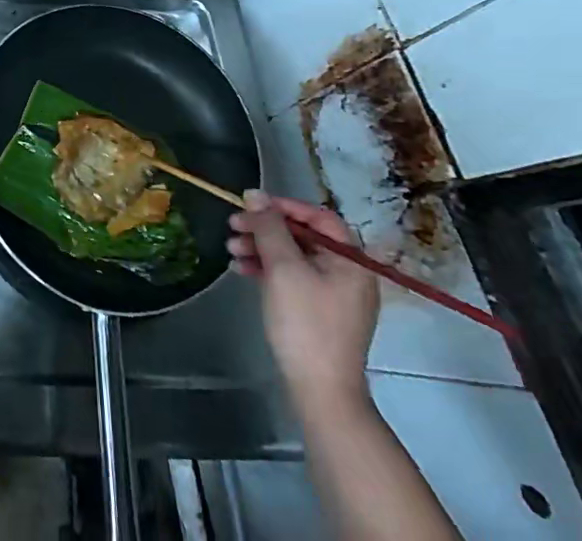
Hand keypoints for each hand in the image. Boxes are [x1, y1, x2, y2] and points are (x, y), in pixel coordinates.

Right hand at [228, 190, 378, 409]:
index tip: (250, 205)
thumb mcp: (283, 268)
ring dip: (261, 248)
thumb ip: (269, 228)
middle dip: (266, 228)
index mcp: (350, 261)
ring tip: (231, 250)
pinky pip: (292, 277)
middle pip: (304, 236)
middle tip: (232, 226)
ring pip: (294, 257)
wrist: (320, 387)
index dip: (284, 206)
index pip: (319, 217)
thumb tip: (254, 194)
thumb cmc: (305, 322)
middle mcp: (348, 273)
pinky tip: (243, 271)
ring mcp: (334, 294)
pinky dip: (268, 269)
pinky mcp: (319, 310)